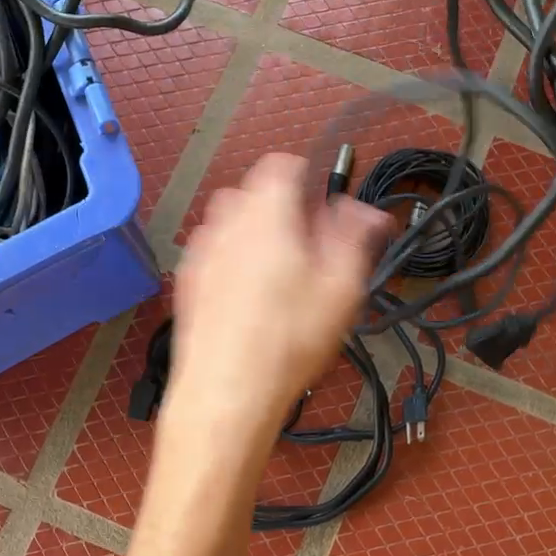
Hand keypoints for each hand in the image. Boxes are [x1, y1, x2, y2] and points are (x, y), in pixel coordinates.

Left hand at [166, 154, 390, 461]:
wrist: (227, 391)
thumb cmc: (286, 342)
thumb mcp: (342, 287)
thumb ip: (355, 236)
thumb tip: (367, 211)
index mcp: (267, 213)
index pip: (282, 164)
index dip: (308, 177)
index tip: (323, 204)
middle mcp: (228, 223)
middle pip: (254, 191)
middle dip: (281, 208)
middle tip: (310, 243)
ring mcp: (202, 252)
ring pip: (231, 222)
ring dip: (255, 233)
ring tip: (282, 273)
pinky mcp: (188, 282)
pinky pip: (214, 254)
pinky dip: (232, 261)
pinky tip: (252, 299)